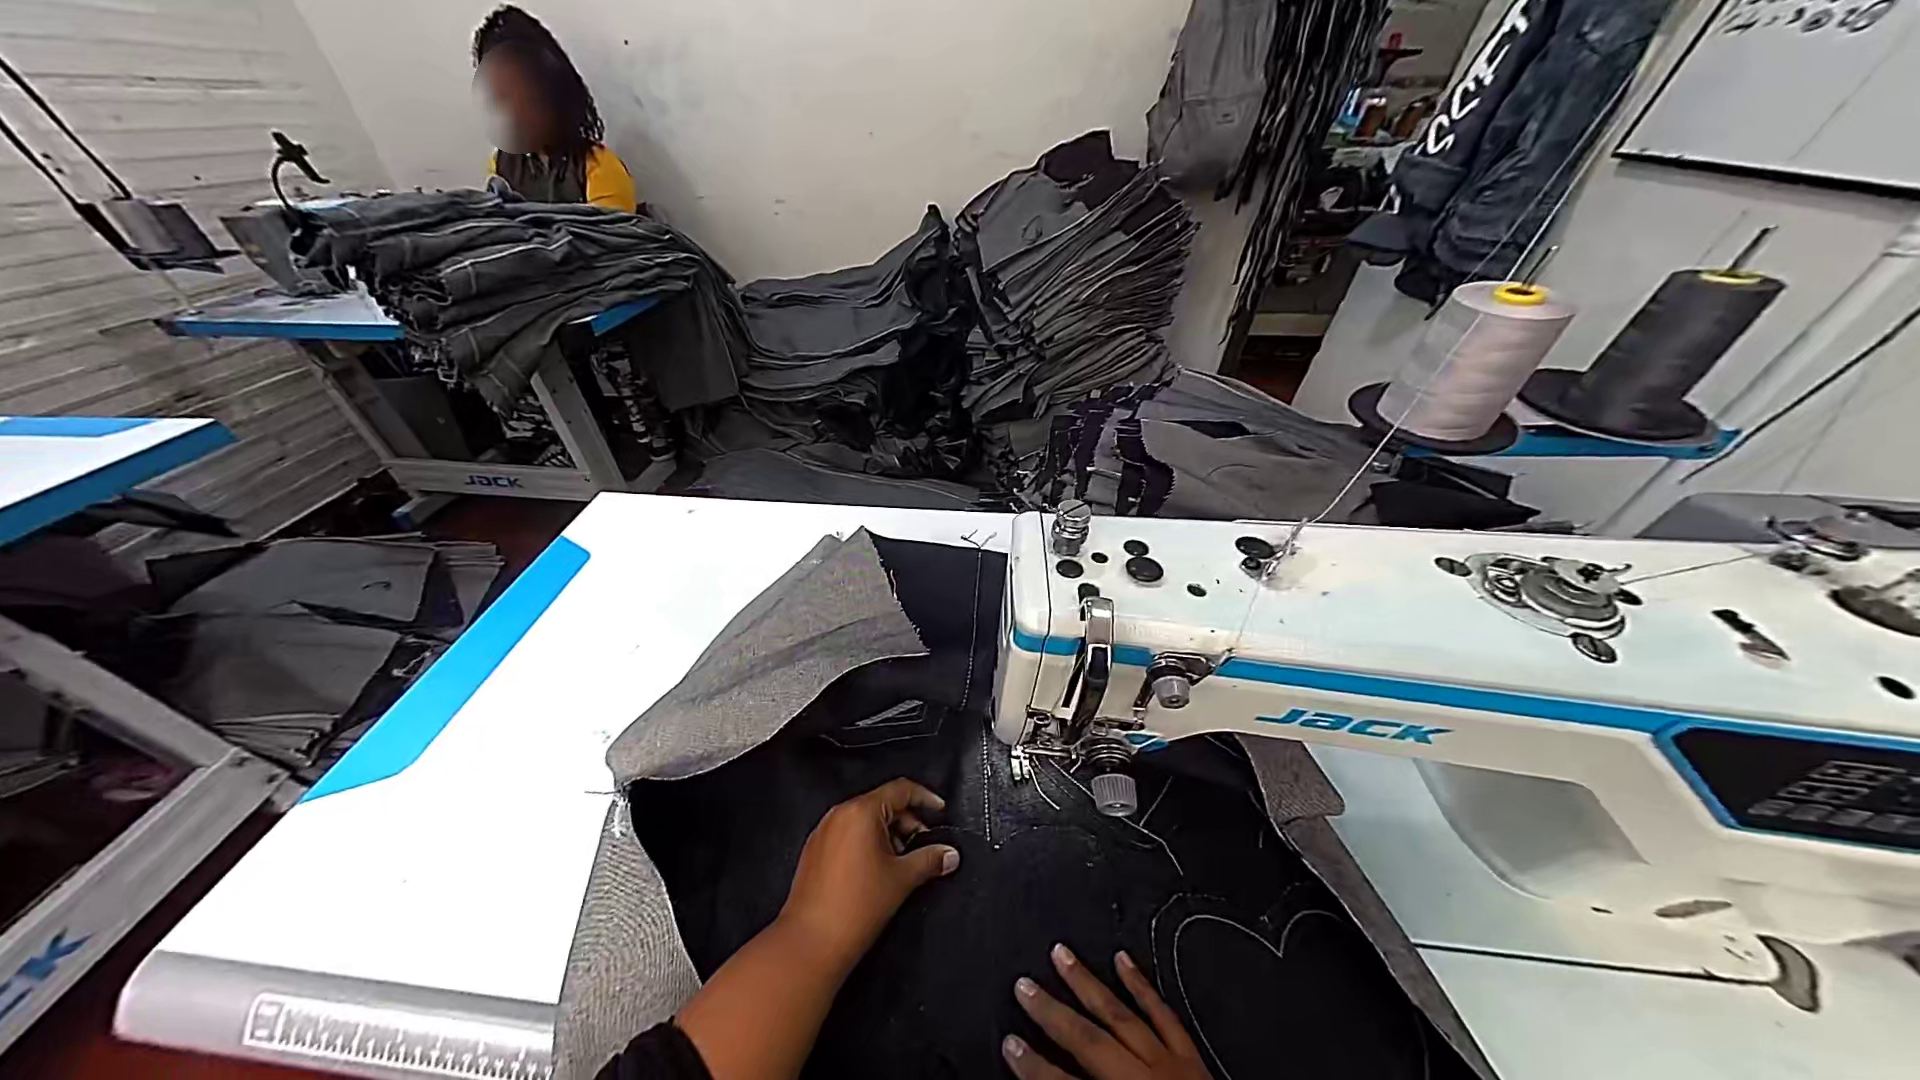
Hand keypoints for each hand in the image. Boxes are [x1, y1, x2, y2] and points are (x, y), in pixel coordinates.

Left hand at [777, 778, 960, 973]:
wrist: (809, 943)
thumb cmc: (858, 906)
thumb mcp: (902, 879)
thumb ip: (930, 859)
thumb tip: (951, 854)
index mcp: (861, 811)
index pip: (900, 789)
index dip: (924, 797)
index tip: (940, 810)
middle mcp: (839, 813)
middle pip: (883, 804)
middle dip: (907, 822)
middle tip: (924, 846)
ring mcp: (823, 831)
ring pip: (865, 820)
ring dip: (888, 835)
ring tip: (902, 863)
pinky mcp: (814, 850)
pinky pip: (848, 834)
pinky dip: (868, 843)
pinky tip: (878, 870)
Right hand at [1003, 945, 1211, 1079]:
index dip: (1034, 1067)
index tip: (1009, 1043)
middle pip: (1089, 1042)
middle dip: (1052, 1013)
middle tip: (1023, 985)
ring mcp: (1172, 1068)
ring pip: (1121, 1016)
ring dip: (1087, 983)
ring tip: (1062, 953)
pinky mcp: (1193, 1062)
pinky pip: (1164, 1016)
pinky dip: (1141, 986)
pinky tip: (1123, 959)